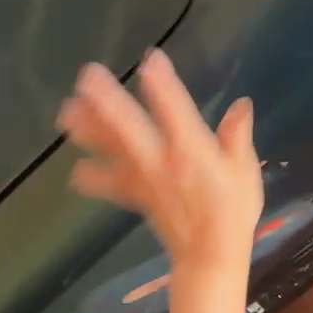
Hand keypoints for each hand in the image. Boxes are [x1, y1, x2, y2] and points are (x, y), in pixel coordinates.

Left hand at [58, 50, 264, 277]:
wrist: (211, 254)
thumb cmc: (234, 208)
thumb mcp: (245, 168)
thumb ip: (238, 135)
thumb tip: (241, 104)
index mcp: (192, 149)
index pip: (174, 110)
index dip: (162, 83)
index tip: (150, 58)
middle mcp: (161, 160)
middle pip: (129, 126)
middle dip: (108, 100)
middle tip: (88, 76)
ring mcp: (143, 180)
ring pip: (110, 149)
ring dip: (88, 130)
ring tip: (67, 111)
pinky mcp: (135, 197)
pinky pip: (109, 184)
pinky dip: (92, 176)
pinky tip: (76, 169)